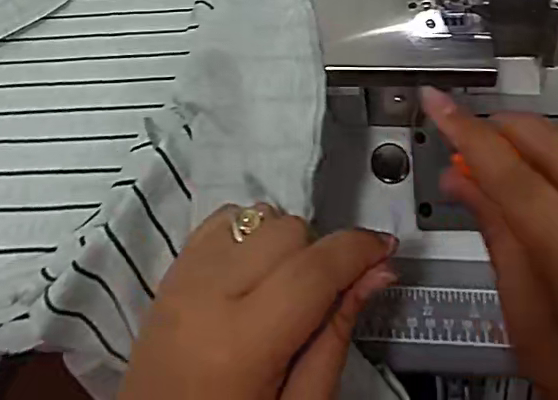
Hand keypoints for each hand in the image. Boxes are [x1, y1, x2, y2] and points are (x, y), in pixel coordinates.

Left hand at [119, 203, 396, 399]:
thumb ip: (336, 335)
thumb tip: (377, 271)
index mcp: (241, 343)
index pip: (314, 270)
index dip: (358, 250)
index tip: (385, 247)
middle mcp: (207, 293)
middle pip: (288, 229)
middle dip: (317, 254)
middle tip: (319, 298)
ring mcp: (184, 274)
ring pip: (259, 213)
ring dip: (283, 241)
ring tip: (281, 289)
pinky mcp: (172, 267)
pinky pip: (224, 217)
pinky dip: (249, 232)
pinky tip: (252, 272)